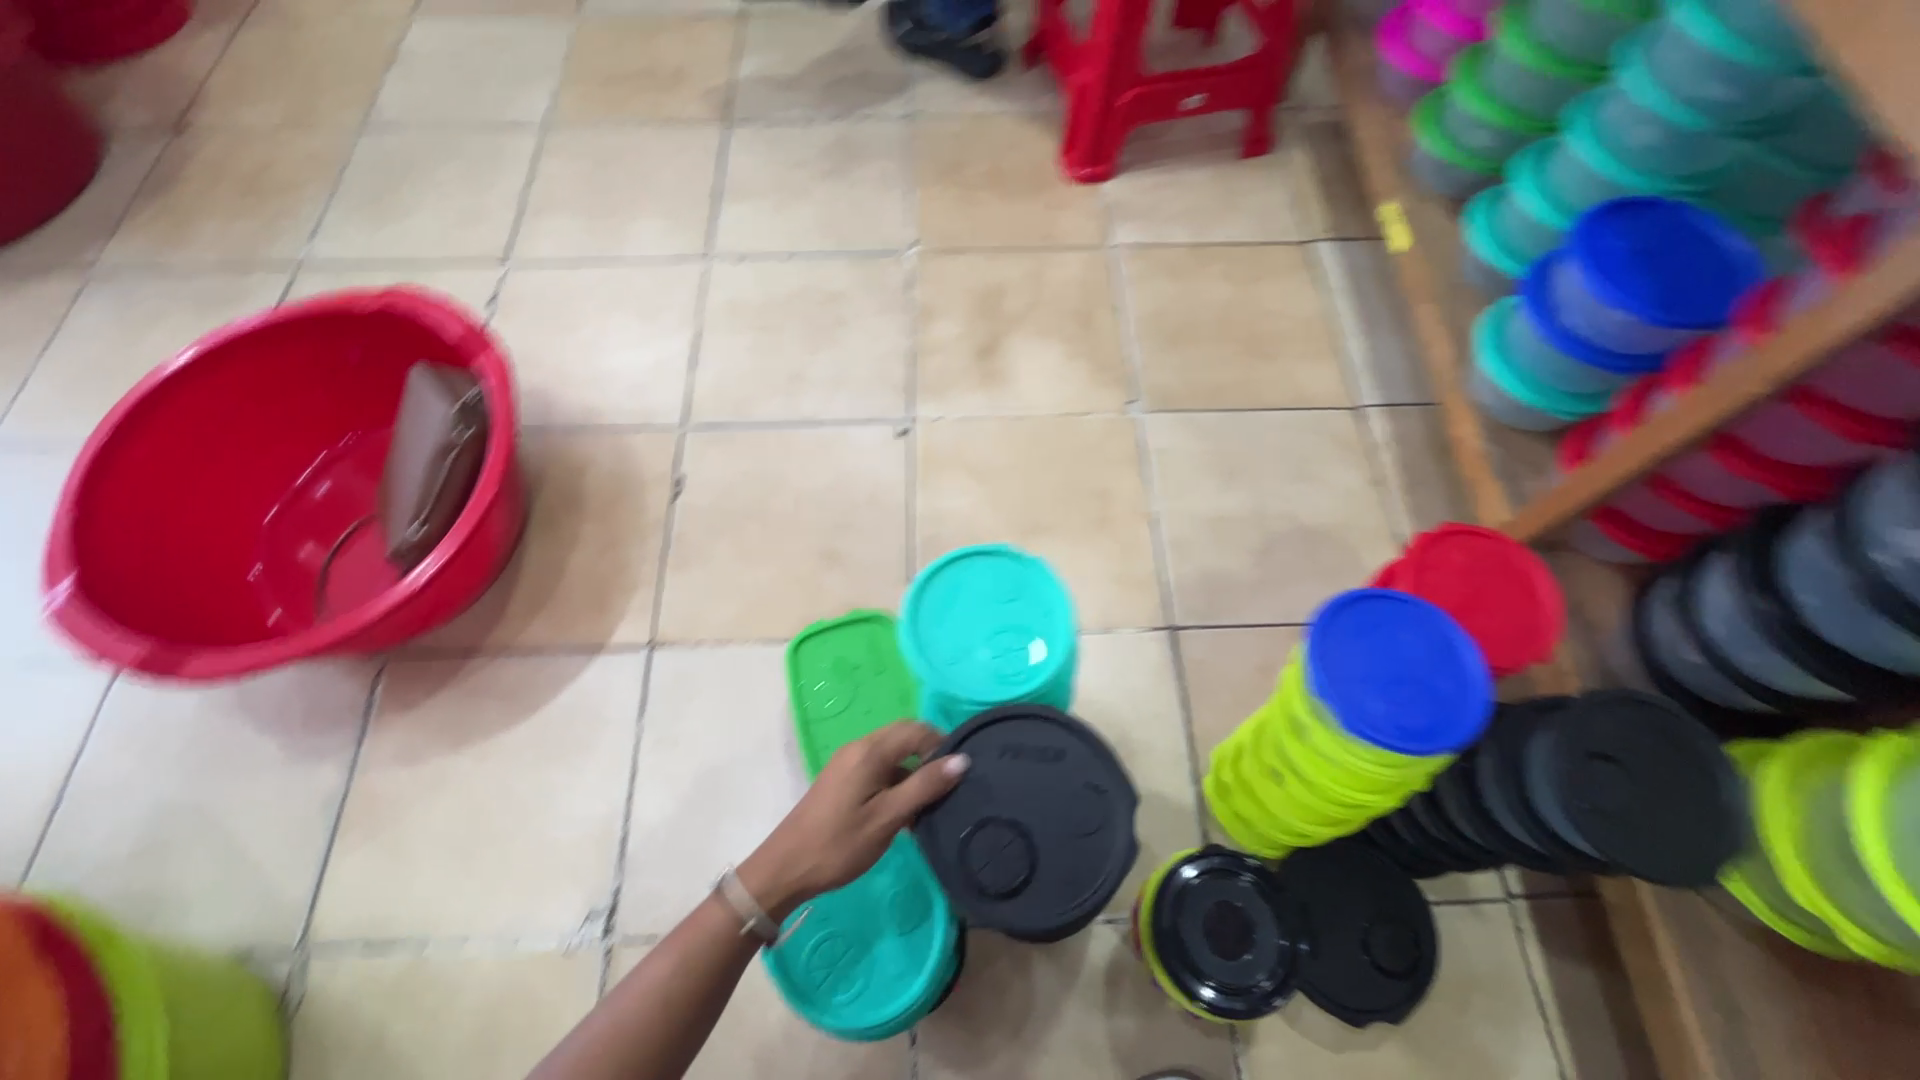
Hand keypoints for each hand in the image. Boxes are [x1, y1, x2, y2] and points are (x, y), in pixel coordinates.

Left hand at [737, 722, 969, 920]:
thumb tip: (961, 759)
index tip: (961, 774)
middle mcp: (858, 748)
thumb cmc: (839, 844)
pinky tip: (905, 814)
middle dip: (930, 755)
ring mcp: (847, 763)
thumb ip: (924, 786)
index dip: (942, 745)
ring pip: (892, 755)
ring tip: (931, 806)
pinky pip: (878, 769)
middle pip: (904, 736)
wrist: (786, 868)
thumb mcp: (888, 818)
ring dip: (914, 772)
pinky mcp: (842, 780)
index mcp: (869, 751)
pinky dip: (897, 782)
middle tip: (949, 788)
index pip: (917, 730)